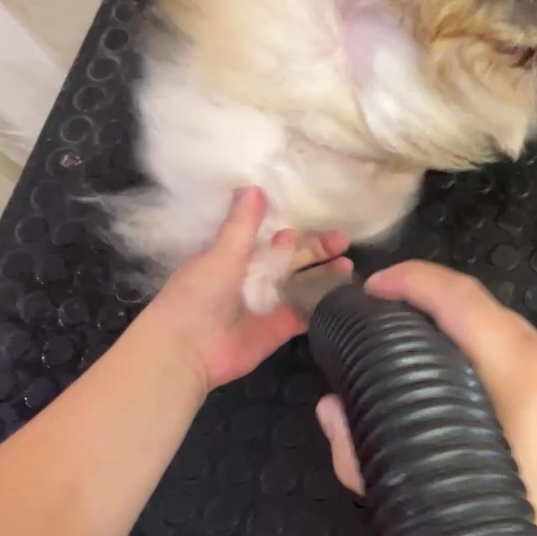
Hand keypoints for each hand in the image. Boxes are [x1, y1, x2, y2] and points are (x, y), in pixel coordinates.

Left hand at [138, 187, 348, 391]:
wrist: (188, 349)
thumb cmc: (198, 295)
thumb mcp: (220, 253)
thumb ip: (242, 224)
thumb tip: (254, 186)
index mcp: (238, 257)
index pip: (272, 238)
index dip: (296, 230)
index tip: (321, 221)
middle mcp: (256, 278)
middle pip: (293, 260)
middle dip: (317, 250)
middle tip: (343, 242)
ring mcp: (270, 304)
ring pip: (304, 285)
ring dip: (325, 276)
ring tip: (348, 268)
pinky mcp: (281, 329)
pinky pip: (307, 314)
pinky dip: (324, 306)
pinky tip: (344, 297)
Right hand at [313, 261, 536, 535]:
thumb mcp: (420, 503)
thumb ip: (363, 451)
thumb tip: (331, 406)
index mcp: (527, 378)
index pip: (462, 299)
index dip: (410, 280)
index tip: (368, 288)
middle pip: (485, 308)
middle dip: (428, 303)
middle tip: (379, 319)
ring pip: (505, 330)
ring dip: (456, 327)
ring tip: (409, 344)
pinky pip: (523, 357)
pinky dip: (483, 353)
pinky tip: (453, 379)